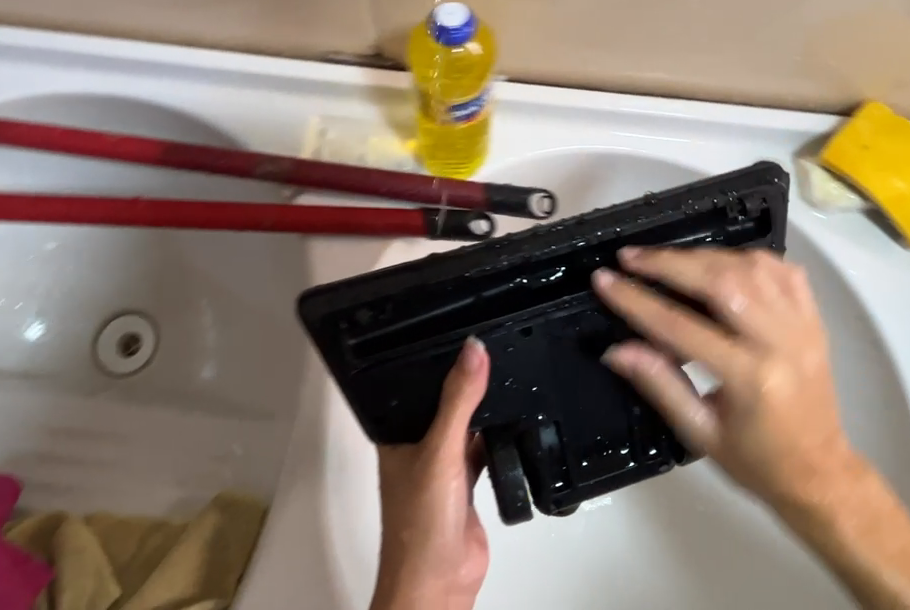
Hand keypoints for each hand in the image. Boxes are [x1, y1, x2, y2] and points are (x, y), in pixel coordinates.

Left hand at [370, 336, 490, 609]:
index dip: (434, 357)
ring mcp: (442, 465)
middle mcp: (416, 445)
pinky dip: (496, 437)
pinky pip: (483, 449)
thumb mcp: (441, 451)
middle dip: (465, 380)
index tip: (459, 326)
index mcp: (396, 432)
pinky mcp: (466, 483)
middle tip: (492, 345)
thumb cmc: (419, 526)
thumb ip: (459, 400)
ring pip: (465, 424)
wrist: (440, 583)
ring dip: (483, 409)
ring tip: (506, 374)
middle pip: (444, 401)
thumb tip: (474, 350)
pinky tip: (513, 420)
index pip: (414, 383)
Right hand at [595, 247, 909, 609]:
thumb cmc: (757, 461)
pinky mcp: (813, 318)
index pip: (681, 326)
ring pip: (749, 267)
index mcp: (749, 379)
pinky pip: (781, 269)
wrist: (821, 474)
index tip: (605, 281)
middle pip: (719, 282)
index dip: (637, 300)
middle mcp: (780, 343)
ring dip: (703, 255)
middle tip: (630, 257)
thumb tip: (615, 349)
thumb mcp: (699, 433)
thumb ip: (659, 384)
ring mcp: (802, 325)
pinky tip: (719, 261)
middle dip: (668, 264)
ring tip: (667, 259)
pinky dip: (745, 257)